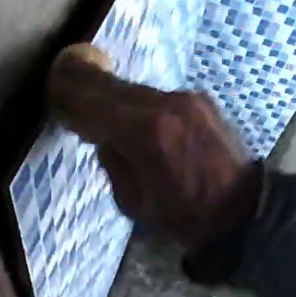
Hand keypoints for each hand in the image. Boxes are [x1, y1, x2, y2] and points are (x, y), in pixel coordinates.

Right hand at [46, 45, 258, 252]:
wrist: (242, 212)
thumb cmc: (182, 216)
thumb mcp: (132, 200)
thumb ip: (112, 160)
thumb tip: (101, 135)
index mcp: (146, 132)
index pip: (94, 103)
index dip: (70, 94)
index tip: (53, 89)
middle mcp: (166, 105)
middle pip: (113, 87)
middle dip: (86, 85)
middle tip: (63, 80)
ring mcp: (186, 99)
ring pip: (134, 88)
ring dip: (110, 92)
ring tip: (90, 96)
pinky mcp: (199, 100)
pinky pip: (154, 95)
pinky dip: (134, 100)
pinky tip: (125, 109)